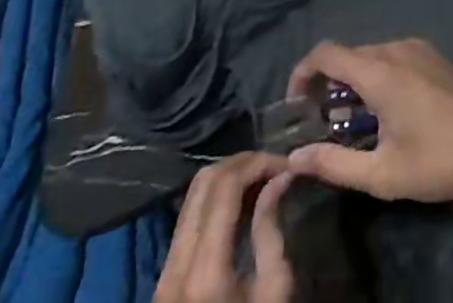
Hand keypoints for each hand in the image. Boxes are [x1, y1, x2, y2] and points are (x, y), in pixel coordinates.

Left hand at [155, 152, 295, 302]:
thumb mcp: (274, 290)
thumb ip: (271, 229)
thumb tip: (280, 178)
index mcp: (205, 271)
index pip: (225, 187)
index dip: (258, 162)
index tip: (288, 163)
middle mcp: (176, 263)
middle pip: (202, 183)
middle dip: (243, 163)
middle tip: (276, 165)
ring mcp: (163, 269)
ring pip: (191, 196)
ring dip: (229, 176)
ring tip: (263, 178)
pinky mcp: (164, 274)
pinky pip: (189, 217)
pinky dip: (217, 197)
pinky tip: (244, 201)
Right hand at [284, 39, 452, 205]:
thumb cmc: (440, 162)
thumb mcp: (382, 174)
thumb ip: (333, 164)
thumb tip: (294, 158)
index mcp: (382, 72)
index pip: (326, 53)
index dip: (301, 73)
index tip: (295, 106)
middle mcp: (399, 50)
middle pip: (349, 55)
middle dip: (327, 85)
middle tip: (322, 125)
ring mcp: (422, 50)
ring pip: (372, 56)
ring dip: (354, 83)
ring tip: (353, 124)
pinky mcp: (437, 58)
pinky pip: (394, 58)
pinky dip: (378, 77)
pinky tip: (386, 112)